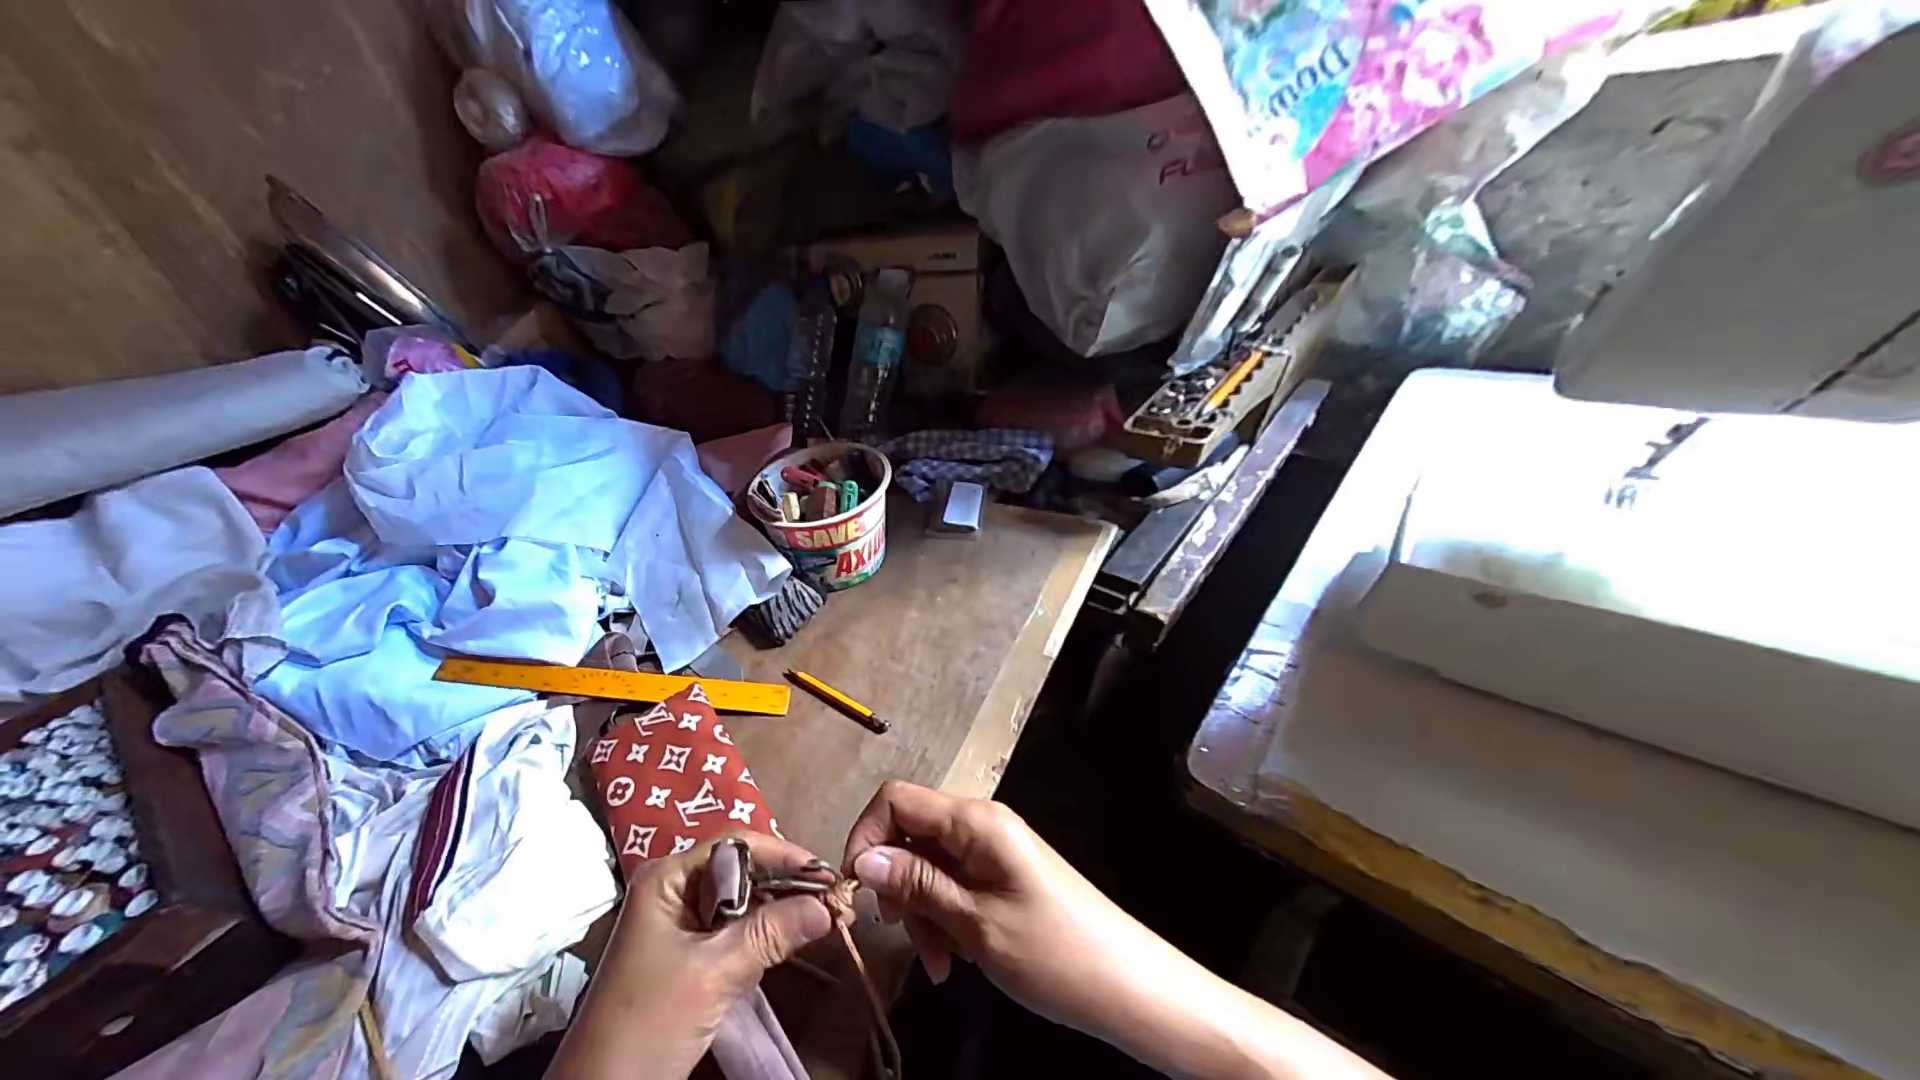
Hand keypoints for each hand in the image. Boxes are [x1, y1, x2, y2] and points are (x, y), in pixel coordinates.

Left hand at [549, 831, 833, 1079]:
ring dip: (785, 907)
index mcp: (668, 877)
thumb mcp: (713, 974)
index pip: (737, 844)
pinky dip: (769, 930)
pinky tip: (798, 934)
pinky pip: (739, 926)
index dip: (784, 855)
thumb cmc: (647, 1024)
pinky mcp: (692, 950)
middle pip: (745, 867)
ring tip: (828, 915)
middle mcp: (676, 888)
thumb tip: (828, 907)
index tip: (825, 874)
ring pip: (746, 897)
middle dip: (790, 882)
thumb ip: (771, 934)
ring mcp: (683, 920)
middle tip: (835, 898)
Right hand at [842, 782, 1391, 1079]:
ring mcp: (994, 848)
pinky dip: (944, 915)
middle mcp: (982, 822)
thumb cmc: (1052, 951)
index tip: (856, 890)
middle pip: (912, 832)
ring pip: (930, 862)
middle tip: (906, 940)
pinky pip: (955, 881)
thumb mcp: (973, 923)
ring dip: (921, 909)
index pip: (897, 798)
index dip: (866, 835)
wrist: (1128, 984)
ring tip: (941, 963)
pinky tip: (956, 957)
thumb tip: (860, 857)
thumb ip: (915, 883)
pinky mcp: (1003, 873)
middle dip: (897, 883)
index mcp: (975, 820)